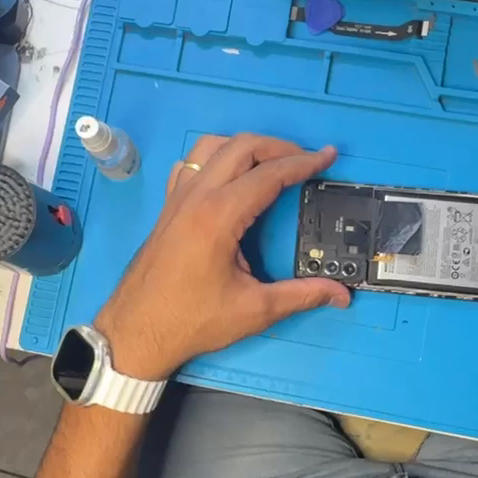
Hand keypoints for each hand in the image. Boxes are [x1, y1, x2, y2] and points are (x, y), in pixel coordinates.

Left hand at [93, 134, 350, 379]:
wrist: (135, 332)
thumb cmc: (191, 321)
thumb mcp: (253, 310)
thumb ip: (301, 295)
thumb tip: (342, 295)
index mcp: (219, 216)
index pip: (268, 174)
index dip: (302, 163)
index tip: (327, 157)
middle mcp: (196, 197)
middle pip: (241, 147)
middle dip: (279, 147)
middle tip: (306, 159)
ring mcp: (177, 198)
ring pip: (211, 147)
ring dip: (245, 146)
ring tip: (270, 162)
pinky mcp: (167, 208)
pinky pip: (190, 165)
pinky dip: (214, 158)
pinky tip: (228, 176)